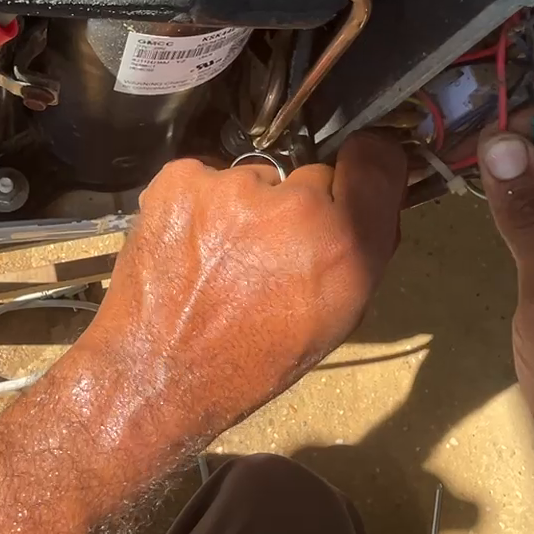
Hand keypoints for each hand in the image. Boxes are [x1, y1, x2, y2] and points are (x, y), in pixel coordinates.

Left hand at [85, 132, 407, 434]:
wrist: (156, 372)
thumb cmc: (250, 360)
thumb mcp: (333, 321)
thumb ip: (356, 253)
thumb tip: (360, 203)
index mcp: (345, 247)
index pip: (376, 162)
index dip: (365, 165)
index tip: (351, 177)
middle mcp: (294, 208)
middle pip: (309, 175)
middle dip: (296, 206)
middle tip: (265, 251)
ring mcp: (232, 188)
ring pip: (252, 178)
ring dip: (243, 206)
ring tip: (218, 256)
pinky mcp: (181, 180)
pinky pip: (206, 178)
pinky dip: (199, 203)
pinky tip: (188, 243)